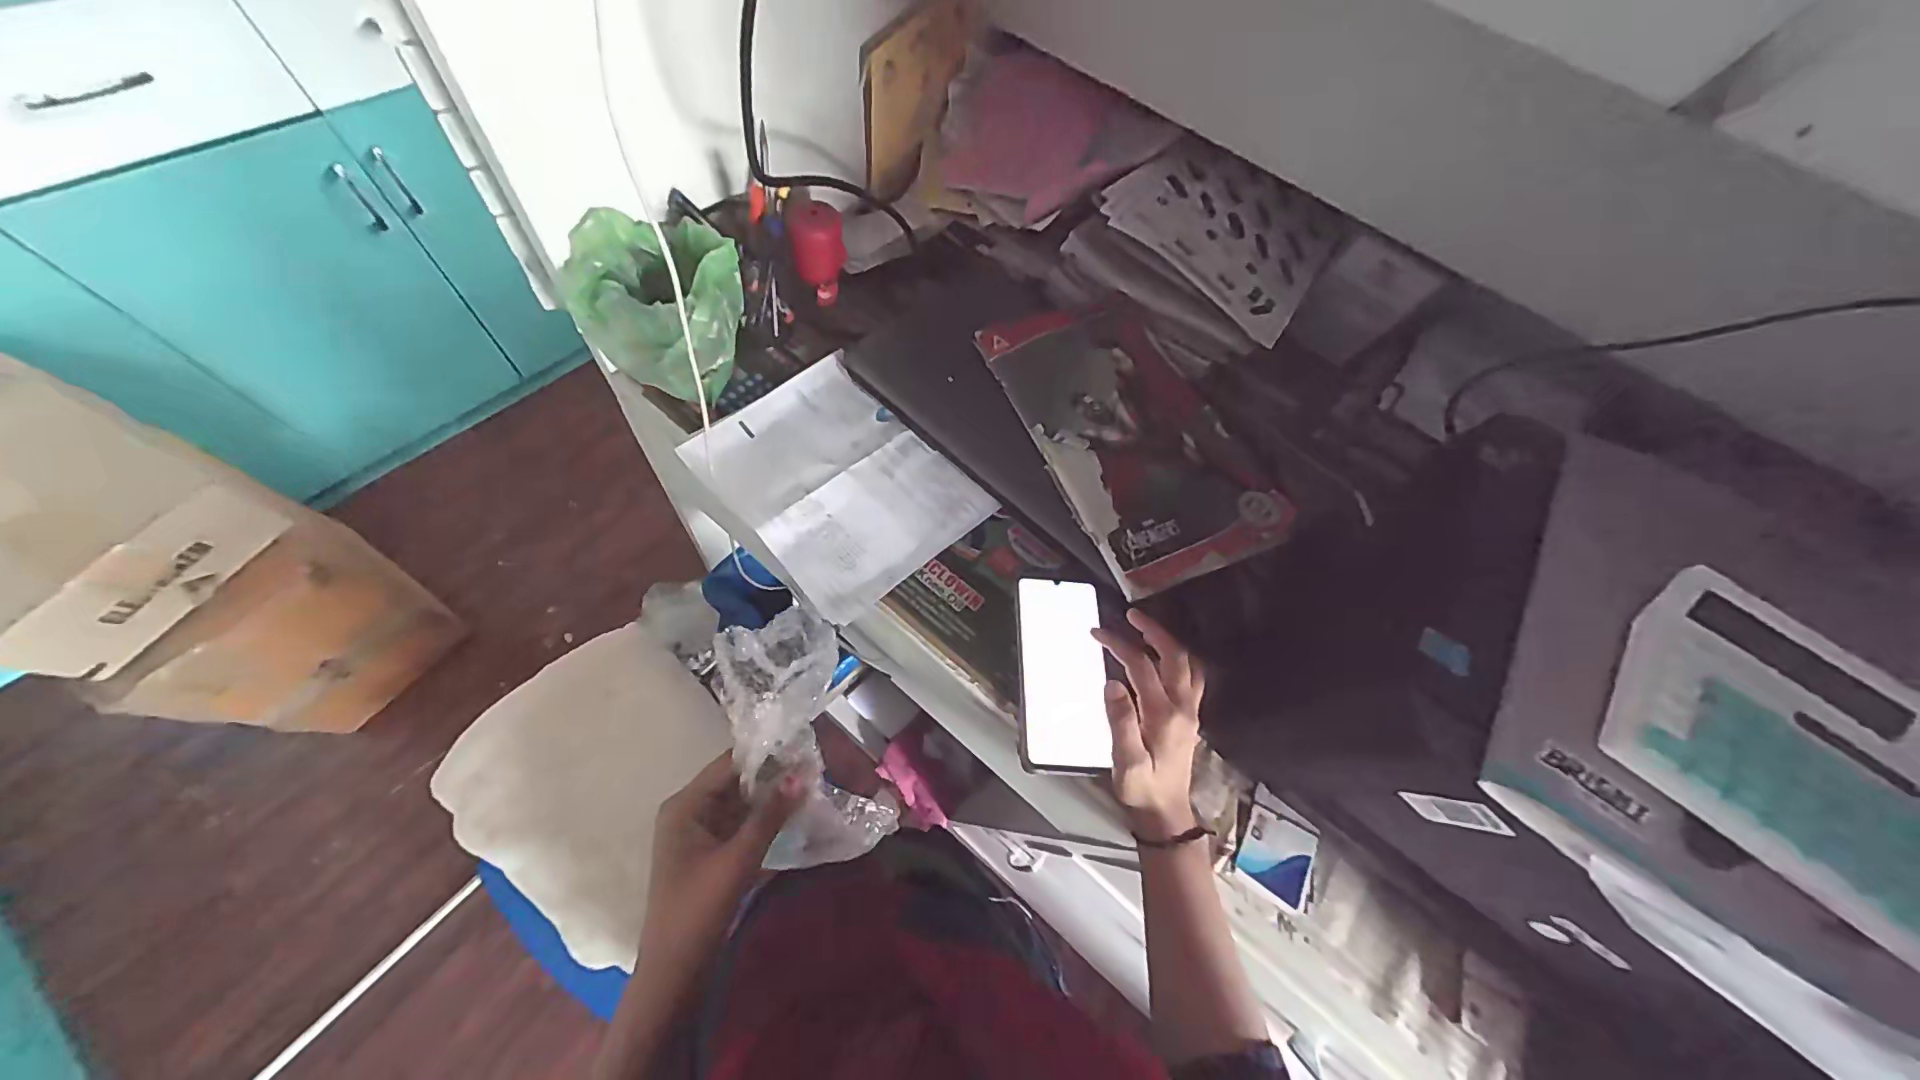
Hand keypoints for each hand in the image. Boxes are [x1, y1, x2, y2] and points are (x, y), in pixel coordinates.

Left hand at [640, 753, 803, 976]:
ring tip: (811, 786)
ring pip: (740, 802)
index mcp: (685, 805)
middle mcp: (689, 811)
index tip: (803, 747)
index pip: (729, 764)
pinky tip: (793, 814)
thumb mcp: (739, 859)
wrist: (674, 972)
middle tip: (814, 767)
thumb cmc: (699, 910)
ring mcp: (698, 833)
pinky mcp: (710, 852)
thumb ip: (770, 815)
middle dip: (772, 775)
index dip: (765, 754)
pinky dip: (763, 818)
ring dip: (770, 797)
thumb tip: (803, 773)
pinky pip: (739, 823)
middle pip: (735, 781)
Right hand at [1093, 609, 1203, 839]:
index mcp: (1164, 715)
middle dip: (1153, 631)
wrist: (1166, 813)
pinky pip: (1192, 677)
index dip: (1119, 645)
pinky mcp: (1190, 717)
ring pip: (1187, 664)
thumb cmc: (1141, 789)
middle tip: (1131, 616)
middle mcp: (1182, 708)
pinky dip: (1179, 659)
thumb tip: (1113, 683)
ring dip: (1168, 642)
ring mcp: (1190, 711)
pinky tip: (1164, 657)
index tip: (1097, 633)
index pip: (1141, 667)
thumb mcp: (1125, 761)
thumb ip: (1120, 721)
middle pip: (1174, 656)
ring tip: (1146, 629)